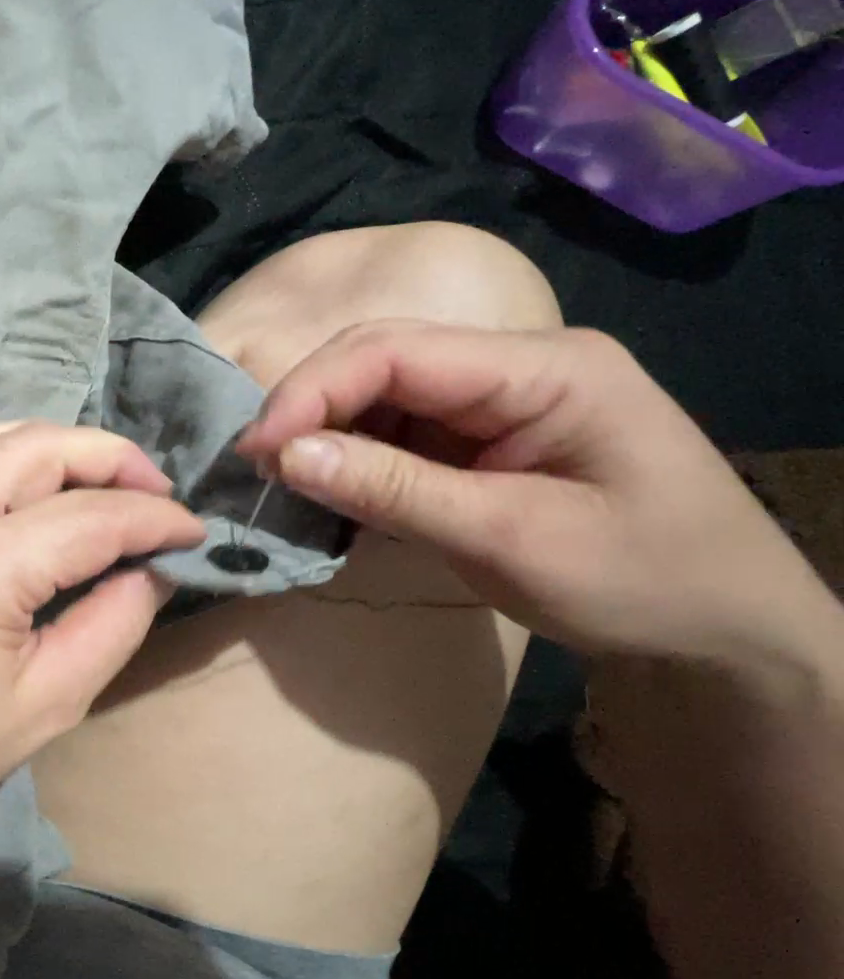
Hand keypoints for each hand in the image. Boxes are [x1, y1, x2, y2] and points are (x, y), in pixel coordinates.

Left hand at [0, 422, 205, 840]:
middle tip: (158, 497)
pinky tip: (44, 491)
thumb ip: (115, 620)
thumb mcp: (53, 700)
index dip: (154, 519)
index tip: (195, 533)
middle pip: (42, 446)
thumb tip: (153, 564)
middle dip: (113, 459)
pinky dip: (15, 457)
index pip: (89, 515)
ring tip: (110, 487)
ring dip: (63, 449)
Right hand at [236, 320, 834, 665]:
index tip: (256, 451)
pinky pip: (394, 430)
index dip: (311, 390)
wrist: (723, 628)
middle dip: (309, 407)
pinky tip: (327, 487)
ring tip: (283, 483)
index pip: (395, 350)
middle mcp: (514, 365)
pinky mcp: (479, 436)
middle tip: (256, 467)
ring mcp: (496, 400)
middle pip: (379, 359)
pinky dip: (350, 459)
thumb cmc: (640, 580)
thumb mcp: (509, 538)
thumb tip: (282, 454)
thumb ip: (391, 489)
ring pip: (378, 394)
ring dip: (323, 433)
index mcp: (544, 368)